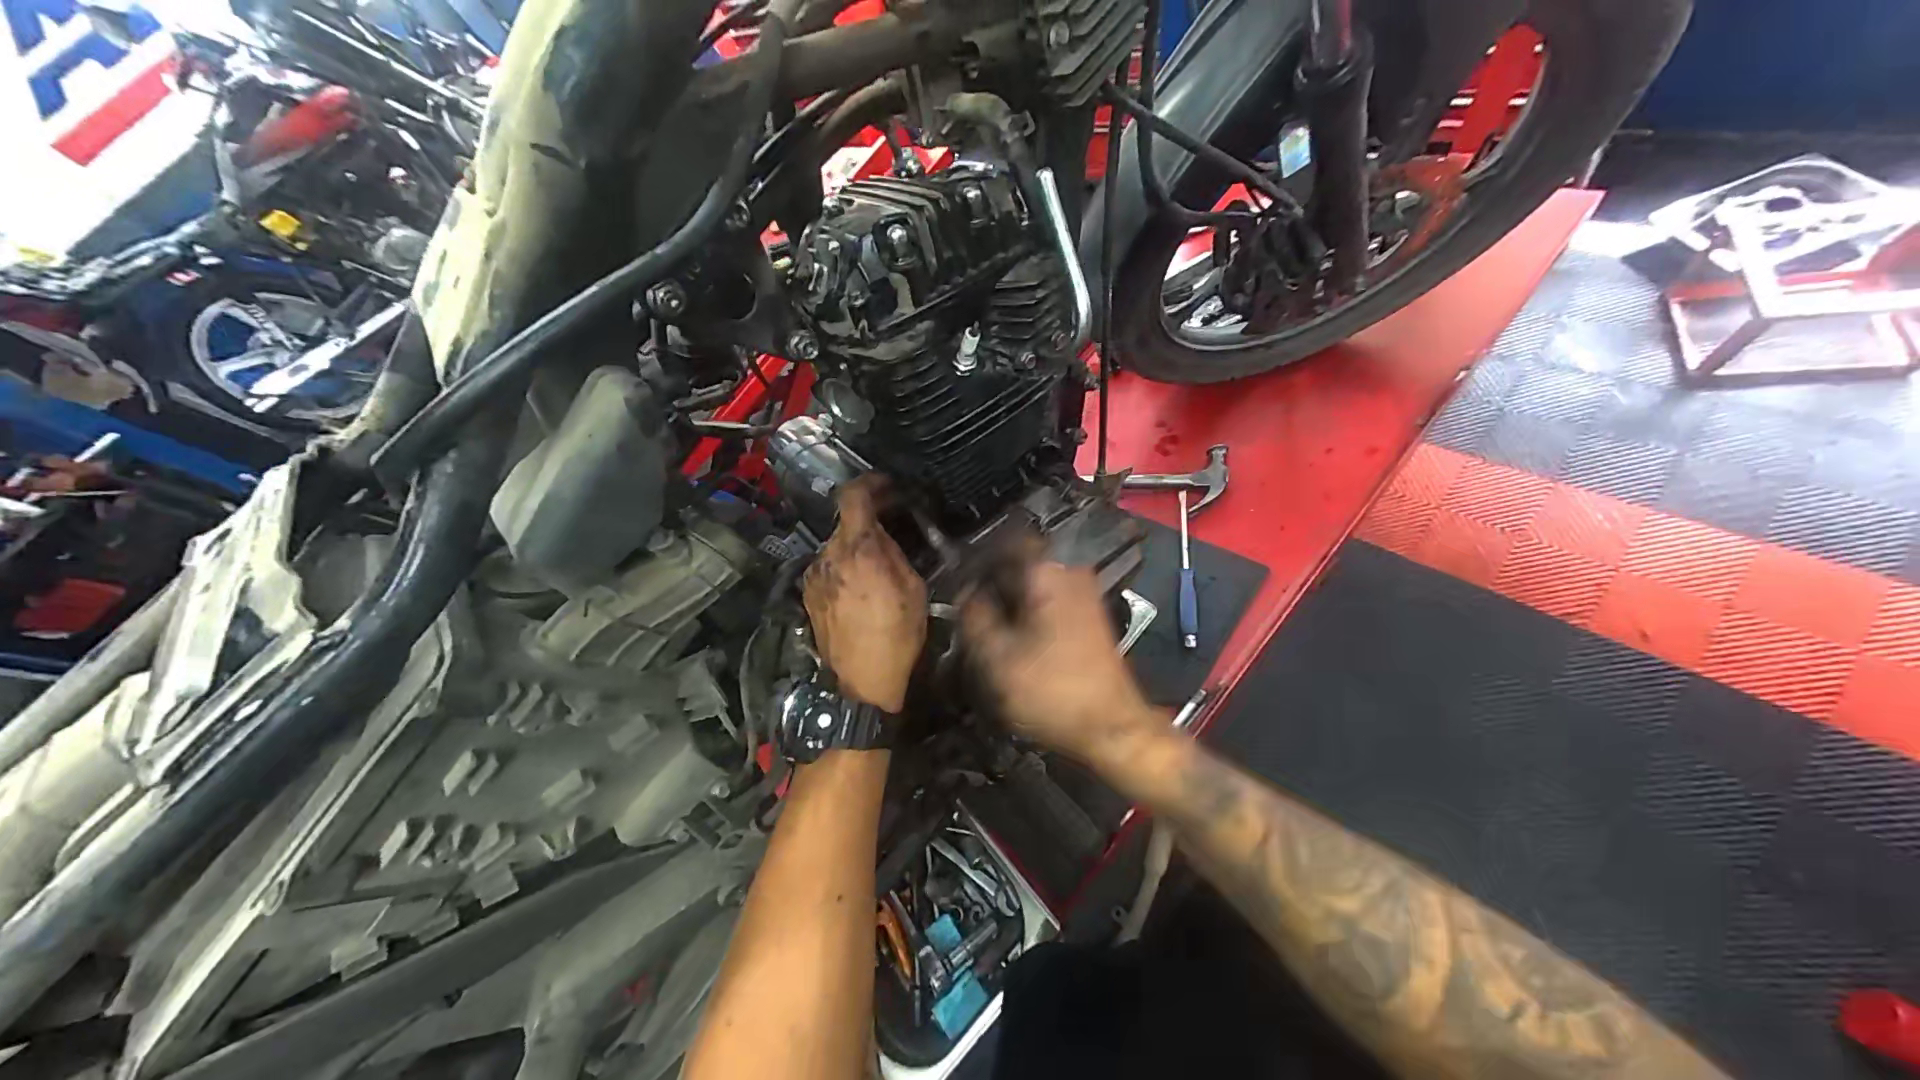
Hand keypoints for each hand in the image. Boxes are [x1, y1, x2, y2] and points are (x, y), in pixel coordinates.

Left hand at [803, 477, 927, 711]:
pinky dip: (844, 567)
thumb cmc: (896, 637)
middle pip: (846, 522)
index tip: (887, 486)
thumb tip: (886, 537)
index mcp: (859, 549)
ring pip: (836, 546)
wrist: (861, 683)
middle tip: (893, 529)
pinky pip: (828, 568)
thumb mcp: (914, 589)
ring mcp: (814, 576)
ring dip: (857, 547)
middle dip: (870, 521)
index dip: (871, 483)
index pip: (854, 495)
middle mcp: (829, 556)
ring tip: (879, 566)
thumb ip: (896, 553)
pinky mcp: (808, 595)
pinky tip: (861, 587)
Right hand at [960, 557, 1160, 764]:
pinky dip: (1026, 610)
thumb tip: (965, 595)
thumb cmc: (1056, 692)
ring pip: (1032, 582)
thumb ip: (974, 618)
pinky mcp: (1088, 615)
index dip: (976, 557)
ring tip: (984, 620)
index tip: (958, 577)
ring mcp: (1084, 593)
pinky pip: (1047, 598)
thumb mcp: (999, 659)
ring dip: (1008, 597)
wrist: (1111, 727)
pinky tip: (1010, 635)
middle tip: (967, 603)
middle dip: (991, 580)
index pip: (1004, 540)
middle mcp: (1070, 573)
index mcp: (1048, 573)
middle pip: (1018, 561)